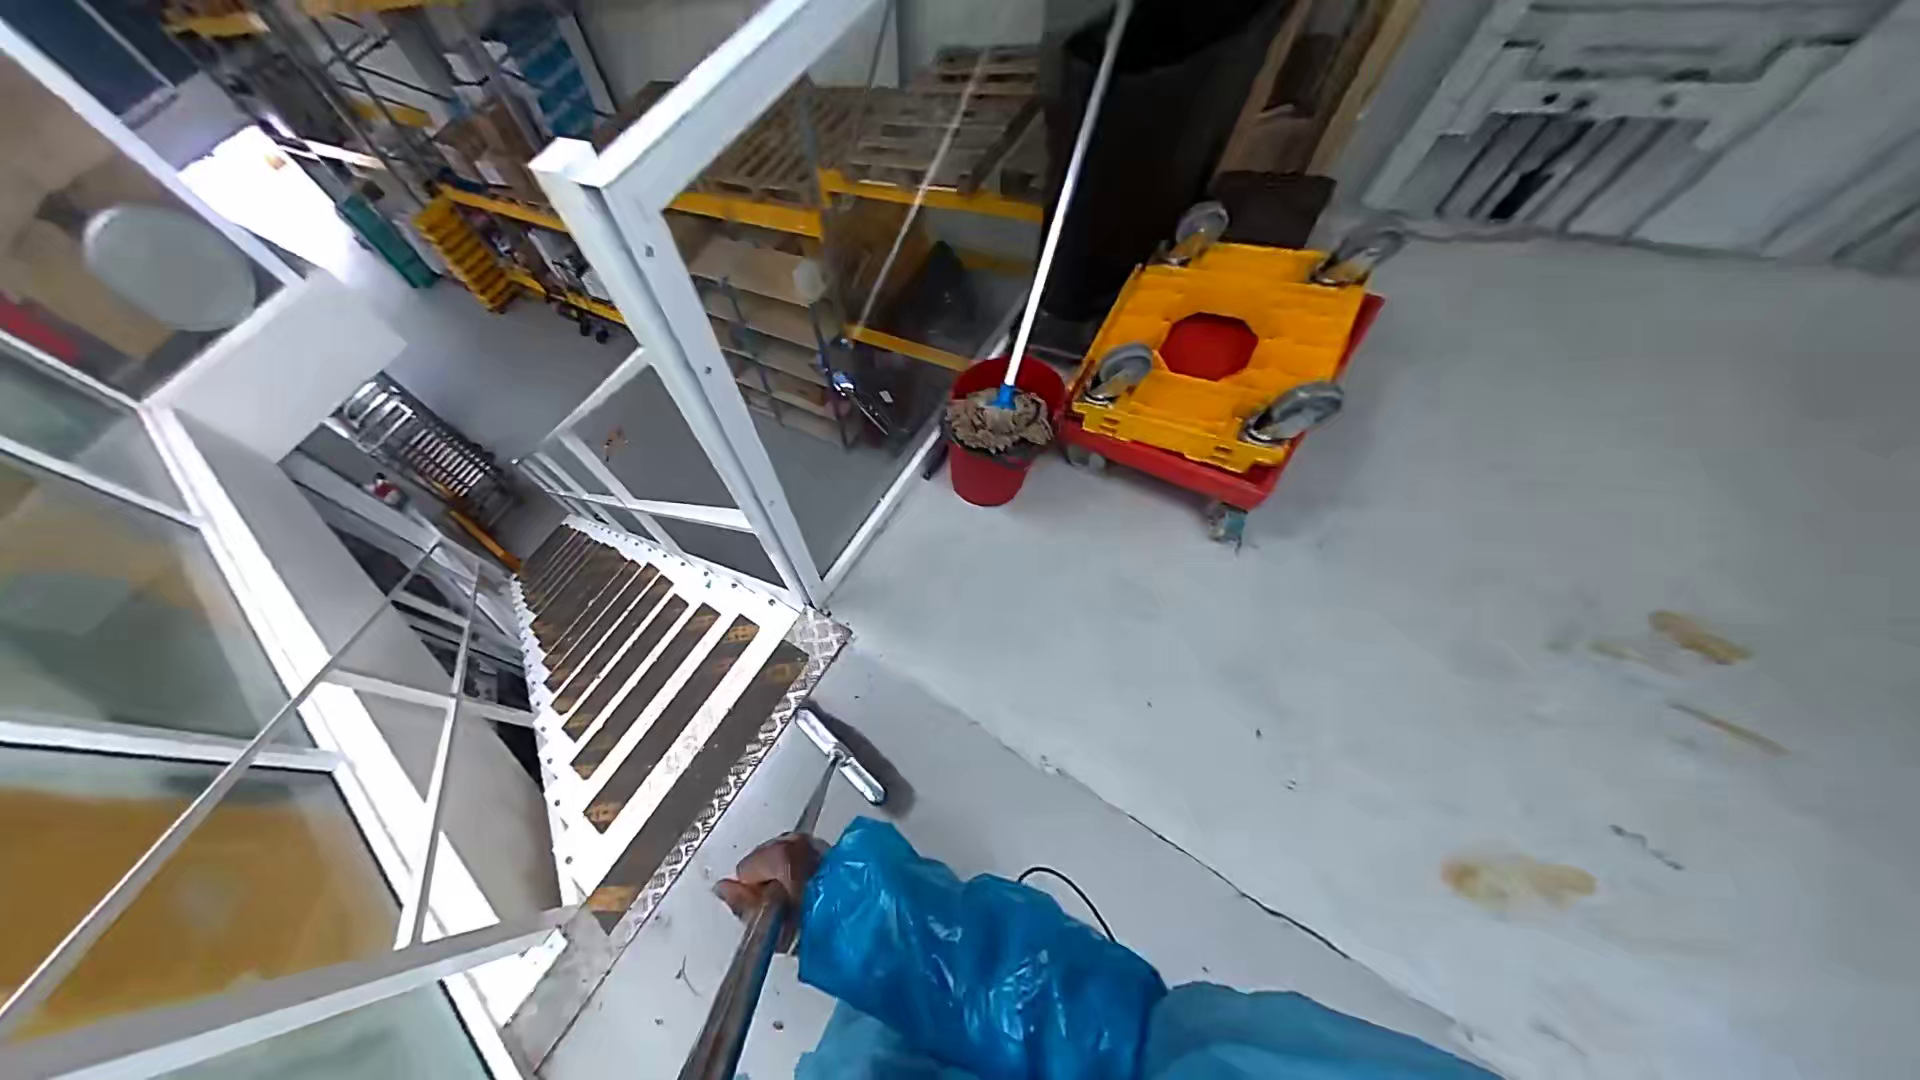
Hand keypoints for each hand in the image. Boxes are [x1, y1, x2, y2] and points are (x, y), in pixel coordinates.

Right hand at [714, 832, 823, 951]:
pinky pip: (803, 854)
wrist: (863, 918)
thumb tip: (724, 889)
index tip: (768, 910)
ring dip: (787, 875)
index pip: (746, 868)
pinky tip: (813, 889)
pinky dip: (803, 868)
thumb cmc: (824, 924)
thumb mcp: (775, 925)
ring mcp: (816, 839)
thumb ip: (744, 905)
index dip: (753, 893)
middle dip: (769, 881)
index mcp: (781, 852)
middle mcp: (799, 839)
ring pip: (784, 854)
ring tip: (800, 901)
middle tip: (784, 908)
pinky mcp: (830, 843)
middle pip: (764, 857)